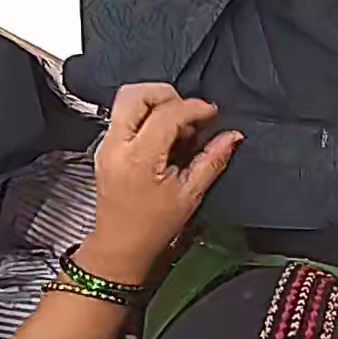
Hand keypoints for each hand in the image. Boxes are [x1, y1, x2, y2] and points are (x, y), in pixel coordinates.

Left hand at [76, 83, 241, 286]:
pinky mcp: (105, 147)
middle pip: (136, 94)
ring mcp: (106, 145)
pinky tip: (165, 136)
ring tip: (178, 125)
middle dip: (167, 94)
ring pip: (127, 100)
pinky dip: (147, 115)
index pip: (166, 114)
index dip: (194, 108)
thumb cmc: (152, 226)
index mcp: (138, 159)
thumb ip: (212, 160)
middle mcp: (116, 146)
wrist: (121, 244)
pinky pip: (124, 115)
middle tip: (189, 111)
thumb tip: (232, 137)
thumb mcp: (190, 194)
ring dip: (156, 103)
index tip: (211, 113)